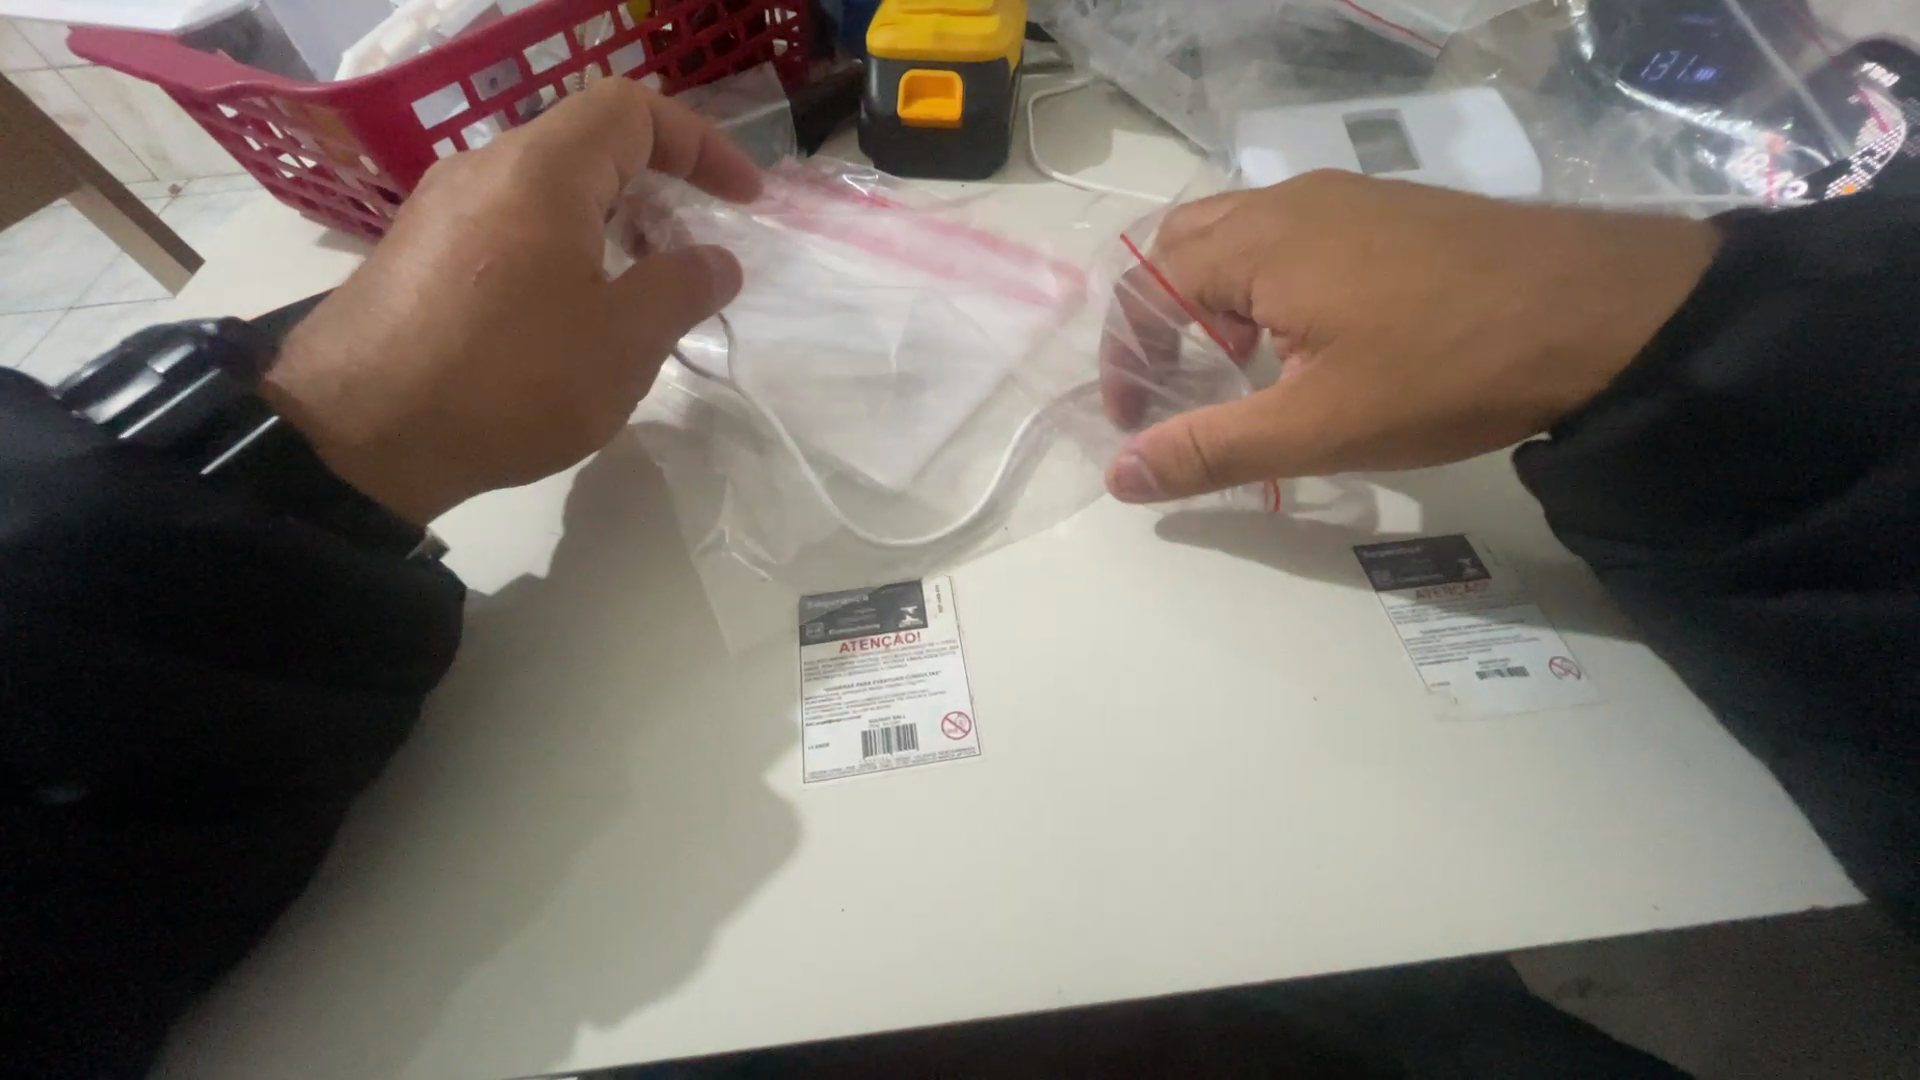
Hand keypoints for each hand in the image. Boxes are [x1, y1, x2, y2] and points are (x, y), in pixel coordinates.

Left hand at [263, 78, 760, 524]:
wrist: (362, 436)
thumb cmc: (512, 379)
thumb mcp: (625, 341)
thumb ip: (683, 289)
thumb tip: (718, 261)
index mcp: (542, 173)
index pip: (632, 111)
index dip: (701, 143)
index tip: (746, 198)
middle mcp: (487, 171)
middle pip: (590, 146)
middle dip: (664, 188)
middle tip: (699, 251)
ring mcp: (446, 211)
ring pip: (553, 190)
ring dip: (618, 224)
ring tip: (649, 289)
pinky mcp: (426, 255)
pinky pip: (518, 227)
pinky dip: (572, 249)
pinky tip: (581, 314)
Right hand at [1101, 171, 1720, 503]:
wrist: (1614, 316)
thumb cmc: (1446, 372)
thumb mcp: (1313, 428)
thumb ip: (1206, 449)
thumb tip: (1118, 476)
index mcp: (1259, 245)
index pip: (1145, 285)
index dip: (1124, 356)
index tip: (1132, 421)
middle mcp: (1290, 203)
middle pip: (1180, 245)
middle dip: (1157, 316)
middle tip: (1173, 380)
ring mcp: (1344, 199)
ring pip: (1234, 235)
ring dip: (1207, 298)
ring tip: (1233, 363)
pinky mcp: (1386, 211)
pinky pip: (1286, 236)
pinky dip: (1259, 282)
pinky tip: (1300, 335)